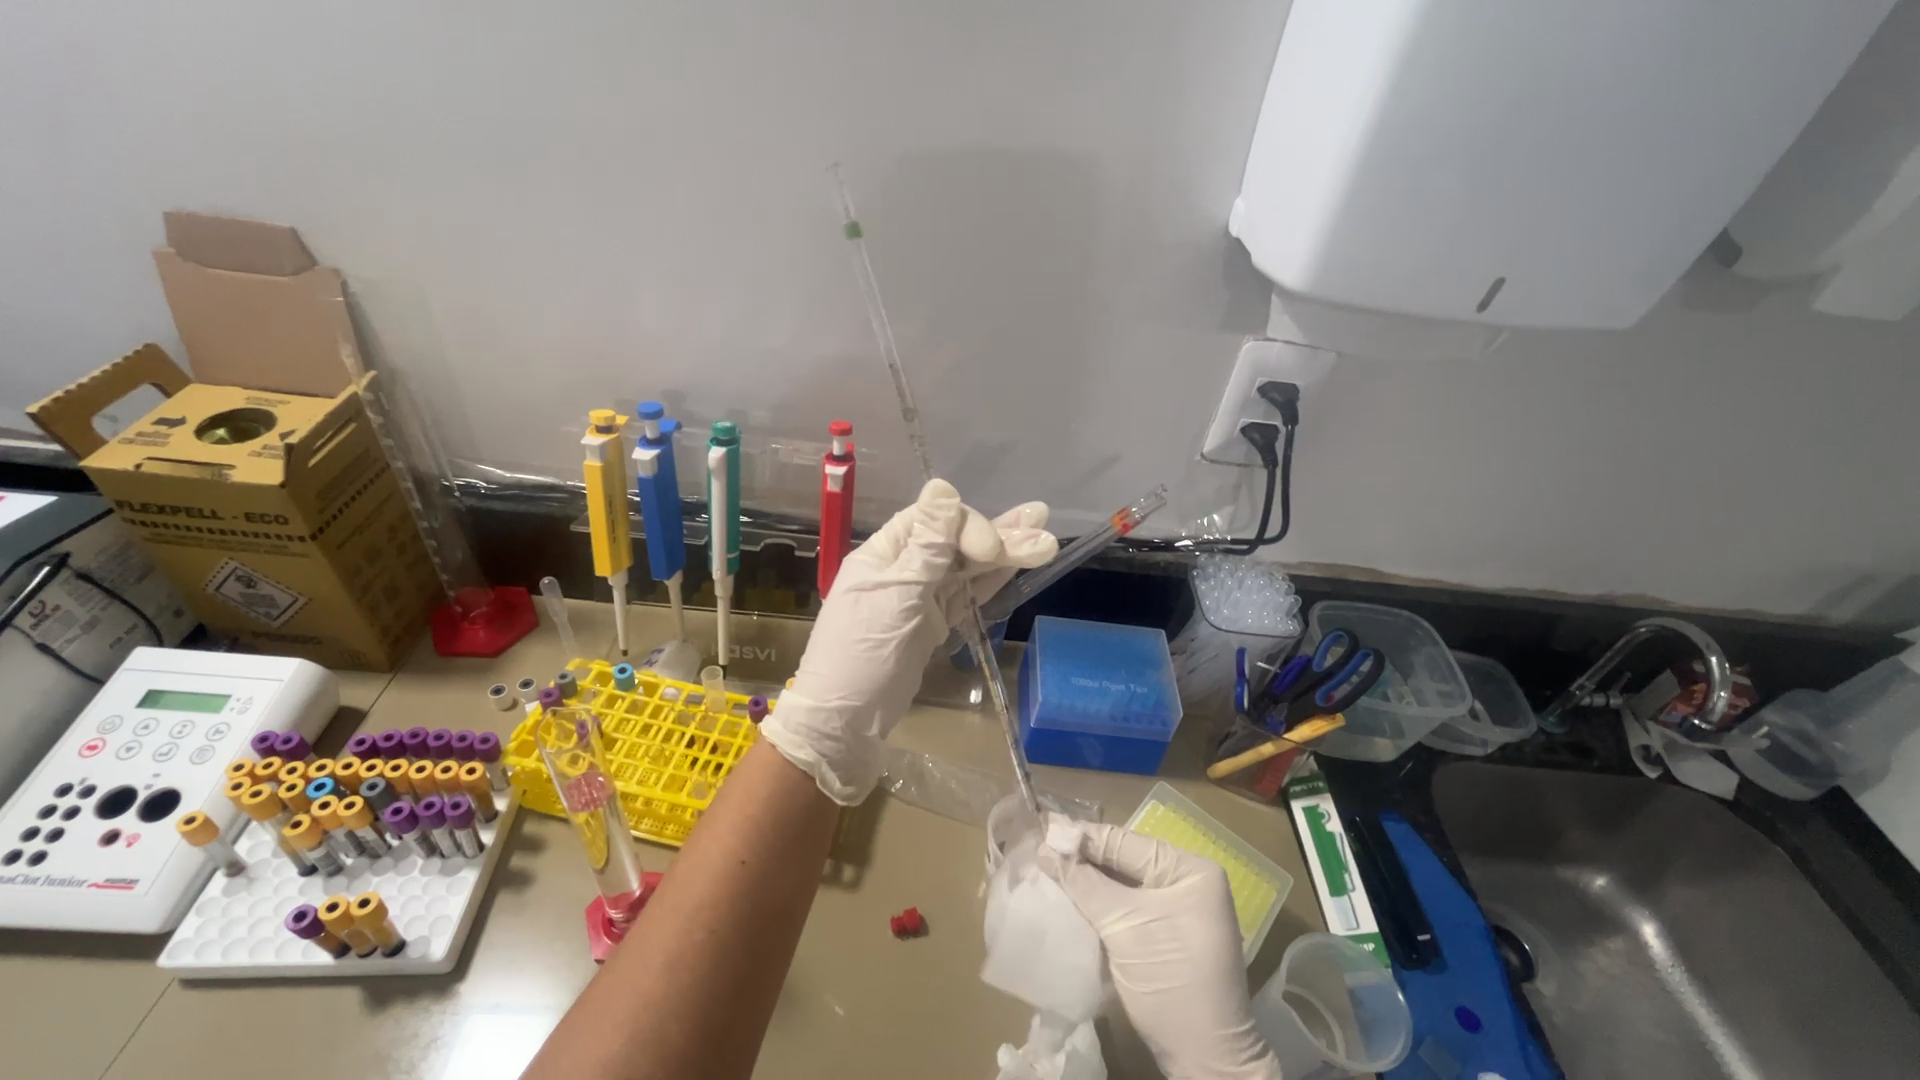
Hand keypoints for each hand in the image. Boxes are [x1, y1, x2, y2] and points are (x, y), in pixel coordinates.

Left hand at [762, 479, 1054, 804]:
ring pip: (966, 569)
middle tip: (1045, 531)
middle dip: (999, 536)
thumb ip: (927, 545)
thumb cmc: (863, 656)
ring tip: (1046, 539)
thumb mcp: (897, 595)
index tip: (992, 550)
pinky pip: (965, 595)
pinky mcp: (933, 624)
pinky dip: (991, 581)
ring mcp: (920, 599)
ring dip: (1004, 556)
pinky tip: (1018, 565)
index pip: (934, 519)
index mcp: (885, 553)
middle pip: (956, 542)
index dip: (968, 526)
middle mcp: (903, 569)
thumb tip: (943, 486)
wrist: (844, 723)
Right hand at [1055, 822, 1281, 1079]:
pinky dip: (1098, 903)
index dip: (1081, 836)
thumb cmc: (1170, 981)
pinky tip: (1069, 897)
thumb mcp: (1124, 927)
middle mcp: (1187, 882)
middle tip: (1037, 847)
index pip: (1125, 842)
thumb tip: (1045, 846)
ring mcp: (1177, 911)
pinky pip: (1125, 907)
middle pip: (1123, 860)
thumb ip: (1084, 882)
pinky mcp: (1164, 936)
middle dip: (1081, 857)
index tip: (1040, 827)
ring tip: (1045, 866)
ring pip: (1121, 884)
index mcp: (1190, 870)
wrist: (1203, 1057)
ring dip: (1086, 879)